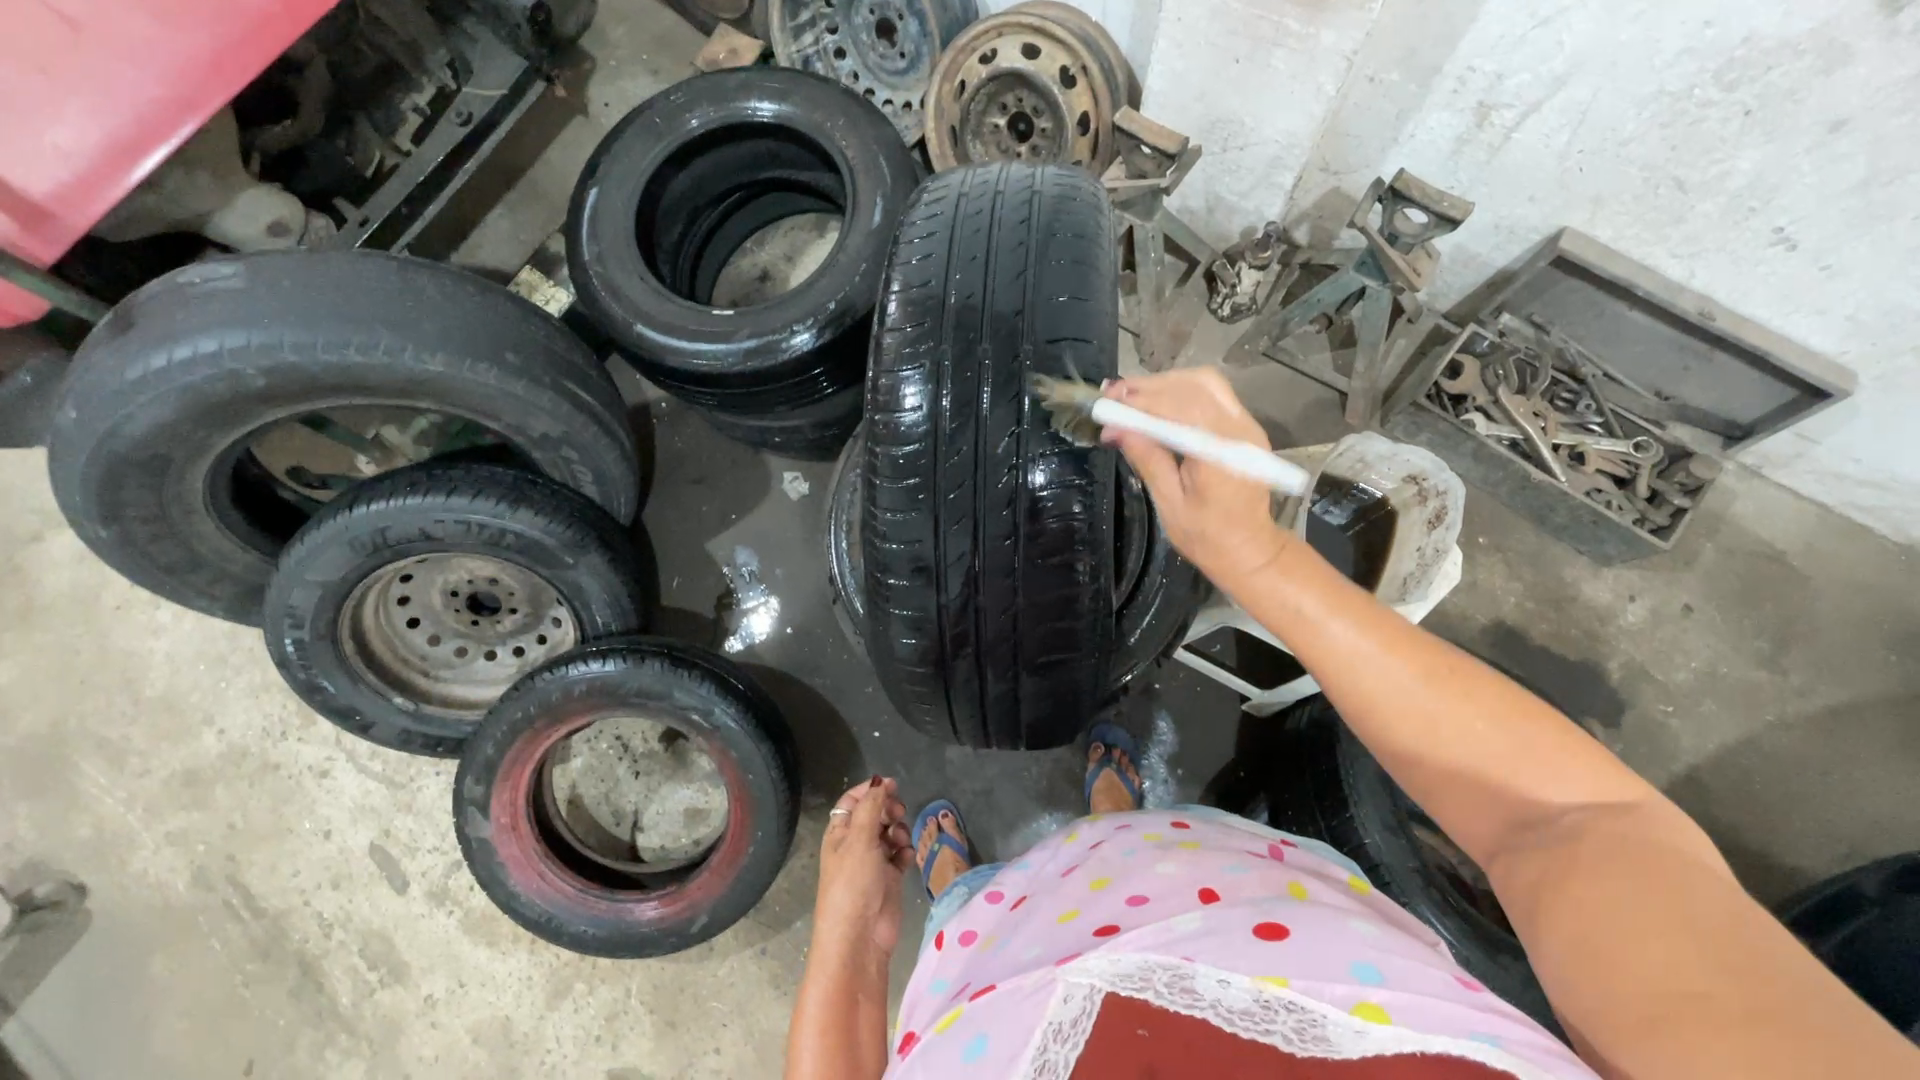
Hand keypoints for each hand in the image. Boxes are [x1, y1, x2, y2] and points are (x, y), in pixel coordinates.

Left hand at [814, 776, 912, 959]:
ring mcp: (872, 863)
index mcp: (839, 833)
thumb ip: (871, 807)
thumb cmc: (853, 884)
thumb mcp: (859, 840)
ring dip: (899, 831)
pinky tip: (907, 858)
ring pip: (890, 834)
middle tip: (899, 813)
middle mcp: (855, 845)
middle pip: (874, 814)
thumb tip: (880, 780)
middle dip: (888, 810)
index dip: (871, 790)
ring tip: (901, 842)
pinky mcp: (889, 879)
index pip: (852, 801)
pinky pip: (900, 856)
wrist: (860, 936)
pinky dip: (905, 853)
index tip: (893, 785)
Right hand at [1102, 369, 1294, 588]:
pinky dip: (1180, 392)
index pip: (1182, 407)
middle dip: (1150, 387)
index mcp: (1222, 454)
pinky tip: (1155, 403)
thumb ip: (1148, 460)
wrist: (1249, 549)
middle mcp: (1240, 430)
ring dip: (1165, 384)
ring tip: (1130, 396)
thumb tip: (1116, 429)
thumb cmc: (1207, 536)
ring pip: (1205, 383)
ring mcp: (1247, 425)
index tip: (1109, 402)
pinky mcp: (1244, 426)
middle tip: (1113, 394)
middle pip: (1194, 386)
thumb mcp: (1169, 504)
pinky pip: (1213, 395)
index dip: (1143, 400)